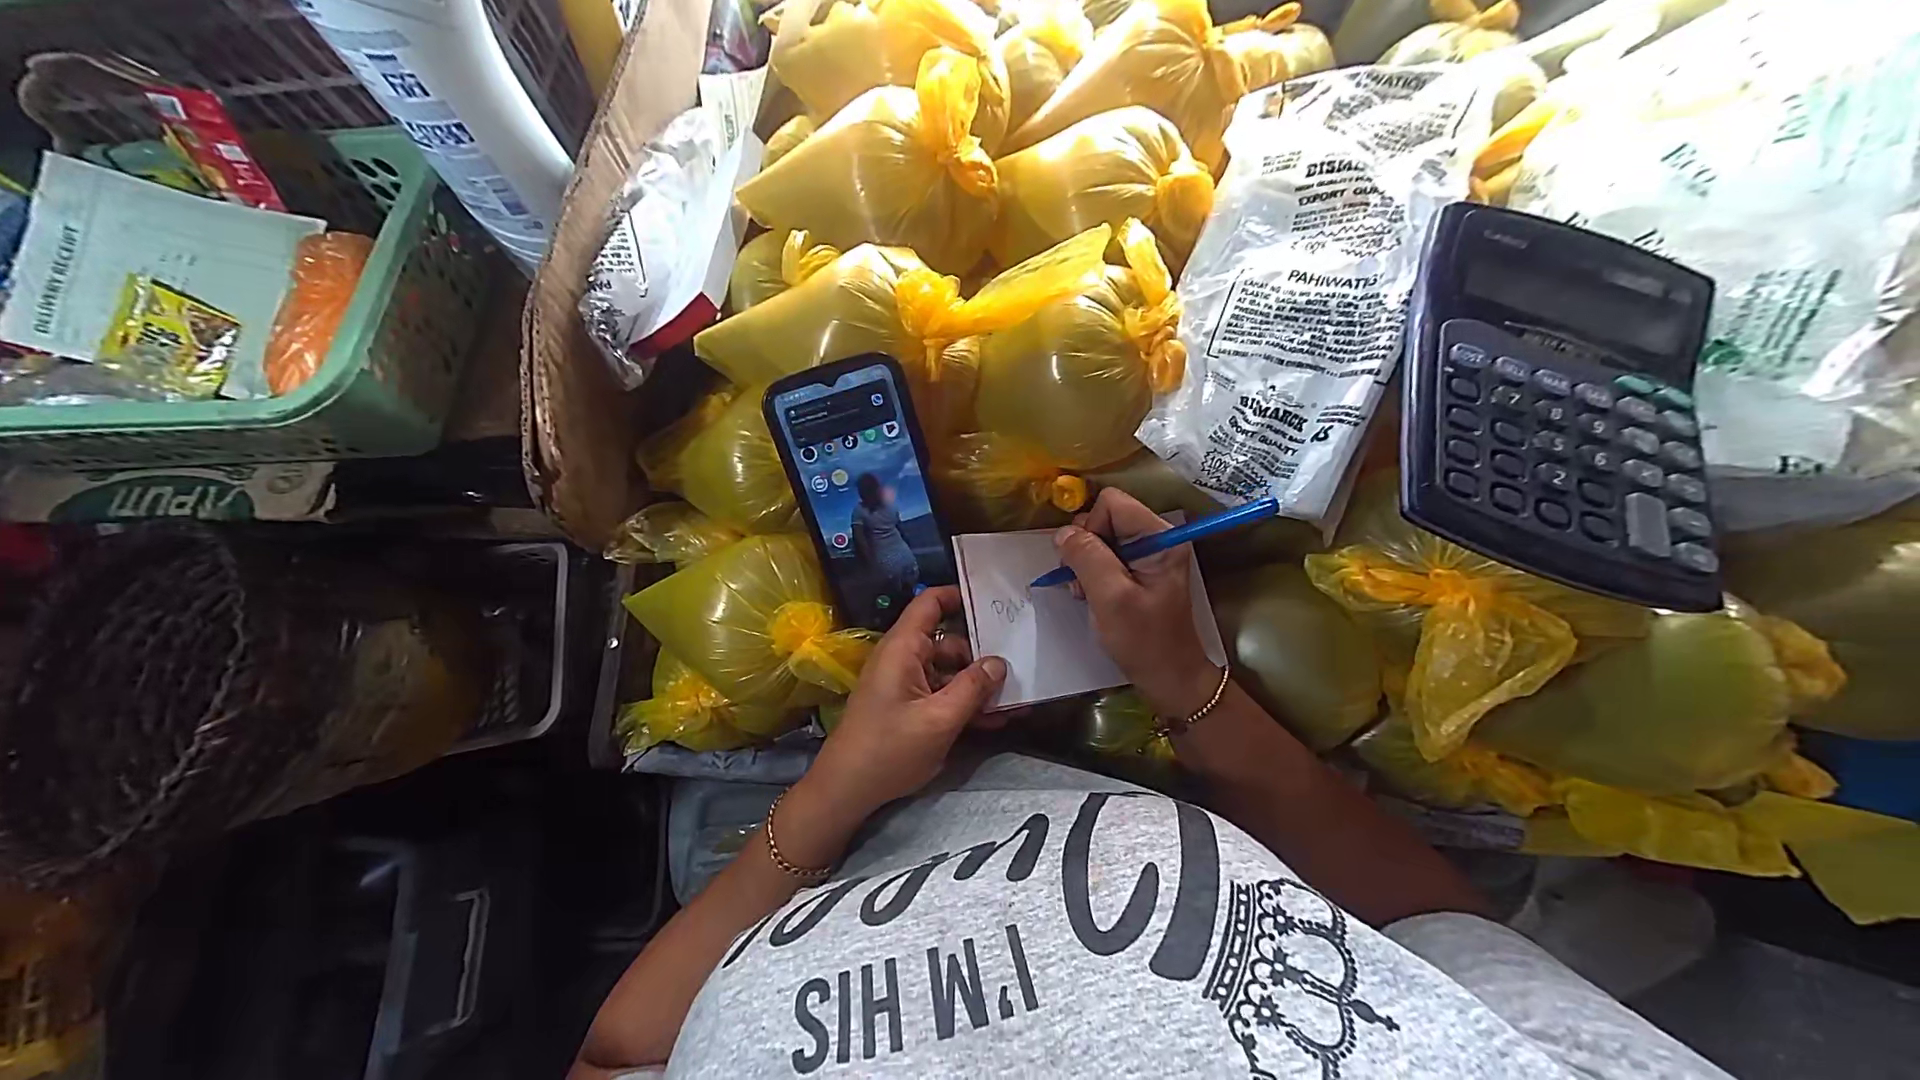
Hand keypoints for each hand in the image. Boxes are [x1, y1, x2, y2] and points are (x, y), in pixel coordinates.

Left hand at [800, 586, 1007, 824]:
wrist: (847, 790)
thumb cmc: (890, 749)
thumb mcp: (939, 719)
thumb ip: (972, 688)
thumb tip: (999, 662)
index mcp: (904, 648)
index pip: (930, 603)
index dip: (960, 595)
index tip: (996, 603)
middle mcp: (904, 658)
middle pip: (949, 641)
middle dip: (983, 655)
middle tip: (1021, 666)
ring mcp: (906, 683)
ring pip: (950, 671)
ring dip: (979, 685)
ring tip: (1016, 700)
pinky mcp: (909, 706)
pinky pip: (942, 693)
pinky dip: (964, 702)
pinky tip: (995, 720)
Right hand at [1053, 487, 1220, 718]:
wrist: (1169, 678)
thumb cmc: (1146, 641)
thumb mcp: (1112, 599)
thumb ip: (1087, 559)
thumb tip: (1063, 533)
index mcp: (1160, 537)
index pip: (1112, 503)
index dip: (1092, 528)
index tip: (1089, 564)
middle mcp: (1154, 538)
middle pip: (1103, 518)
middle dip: (1085, 547)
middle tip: (1084, 582)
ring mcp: (1144, 555)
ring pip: (1098, 538)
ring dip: (1084, 564)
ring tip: (1087, 593)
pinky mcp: (1134, 571)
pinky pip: (1101, 557)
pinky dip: (1089, 575)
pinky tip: (1091, 597)